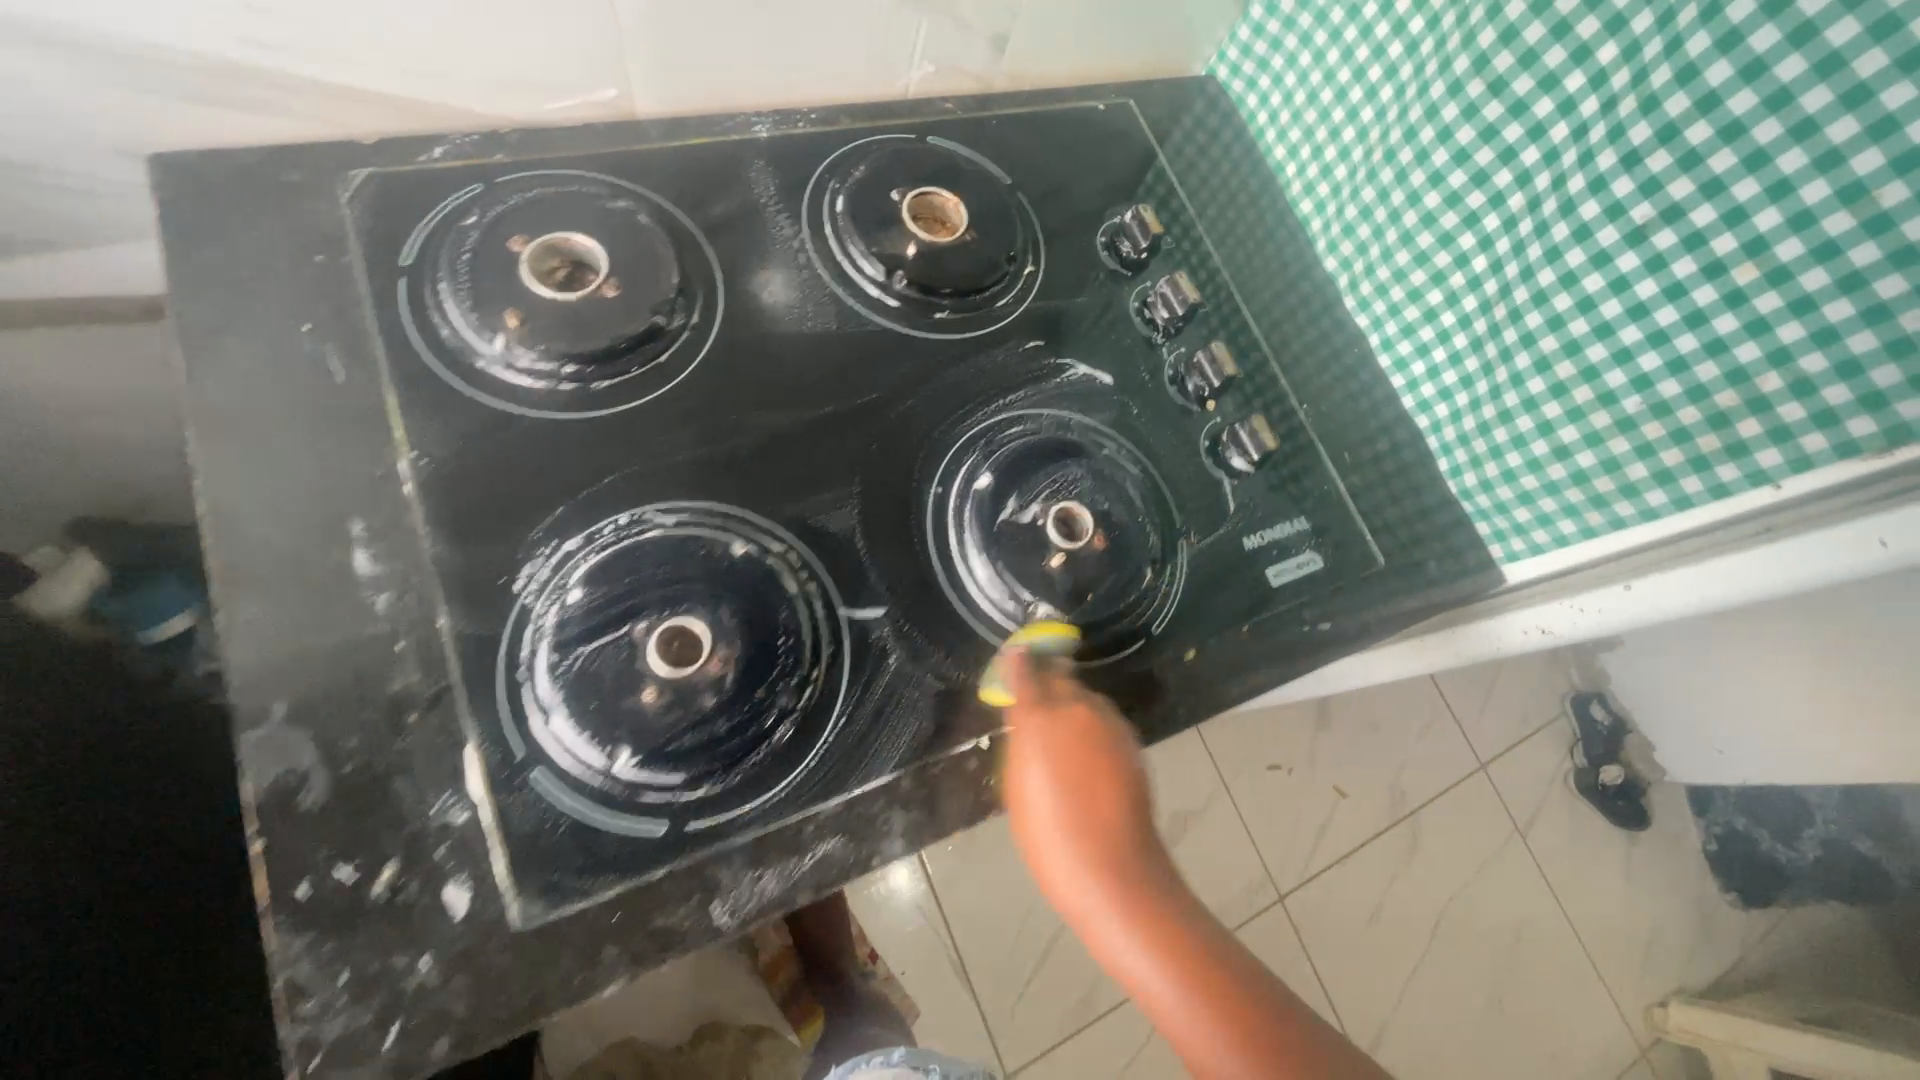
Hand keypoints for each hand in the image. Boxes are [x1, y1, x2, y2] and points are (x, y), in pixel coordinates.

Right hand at [998, 650, 1167, 906]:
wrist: (1112, 871)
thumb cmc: (1049, 837)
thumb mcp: (1018, 788)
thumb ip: (1021, 740)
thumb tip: (1023, 714)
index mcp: (1039, 717)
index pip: (1026, 672)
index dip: (1020, 661)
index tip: (1016, 652)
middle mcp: (1076, 709)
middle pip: (1061, 678)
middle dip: (1048, 678)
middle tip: (1037, 691)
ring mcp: (1109, 724)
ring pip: (1087, 698)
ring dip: (1073, 703)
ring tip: (1062, 727)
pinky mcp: (1132, 742)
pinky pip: (1104, 720)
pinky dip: (1093, 725)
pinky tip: (1087, 751)